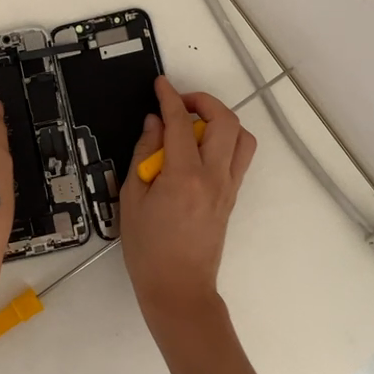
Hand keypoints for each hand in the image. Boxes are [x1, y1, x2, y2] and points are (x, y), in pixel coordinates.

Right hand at [119, 76, 257, 321]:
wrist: (178, 289)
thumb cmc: (147, 249)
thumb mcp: (132, 199)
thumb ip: (144, 154)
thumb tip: (154, 123)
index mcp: (184, 176)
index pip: (181, 123)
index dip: (169, 97)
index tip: (160, 84)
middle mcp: (213, 177)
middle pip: (225, 121)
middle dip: (203, 101)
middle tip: (179, 103)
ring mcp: (228, 187)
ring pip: (241, 137)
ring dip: (221, 120)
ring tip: (194, 125)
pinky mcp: (232, 197)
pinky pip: (239, 157)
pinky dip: (225, 141)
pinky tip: (199, 148)